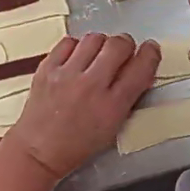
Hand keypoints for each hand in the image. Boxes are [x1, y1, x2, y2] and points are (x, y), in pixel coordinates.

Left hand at [1, 33, 160, 180]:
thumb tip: (138, 70)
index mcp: (113, 106)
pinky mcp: (47, 69)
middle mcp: (92, 86)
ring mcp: (67, 75)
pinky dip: (76, 47)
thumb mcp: (113, 127)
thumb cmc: (78, 145)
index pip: (141, 67)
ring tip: (97, 55)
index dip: (150, 54)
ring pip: (94, 38)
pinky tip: (76, 58)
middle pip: (119, 45)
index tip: (150, 50)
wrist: (39, 151)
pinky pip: (68, 42)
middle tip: (121, 53)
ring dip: (101, 44)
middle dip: (125, 45)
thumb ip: (128, 98)